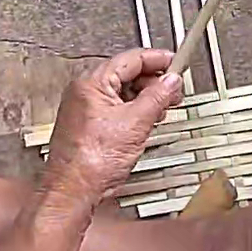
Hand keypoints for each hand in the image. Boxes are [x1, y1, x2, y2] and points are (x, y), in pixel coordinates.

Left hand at [42, 48, 185, 207]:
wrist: (74, 191)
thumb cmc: (91, 161)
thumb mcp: (137, 122)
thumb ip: (158, 96)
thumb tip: (172, 81)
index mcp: (92, 84)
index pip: (132, 59)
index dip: (158, 60)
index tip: (177, 63)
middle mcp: (86, 92)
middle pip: (129, 73)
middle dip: (155, 81)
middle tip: (174, 89)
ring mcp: (87, 108)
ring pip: (125, 91)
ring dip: (148, 97)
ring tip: (163, 108)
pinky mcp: (91, 124)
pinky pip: (119, 107)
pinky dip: (137, 110)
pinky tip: (149, 120)